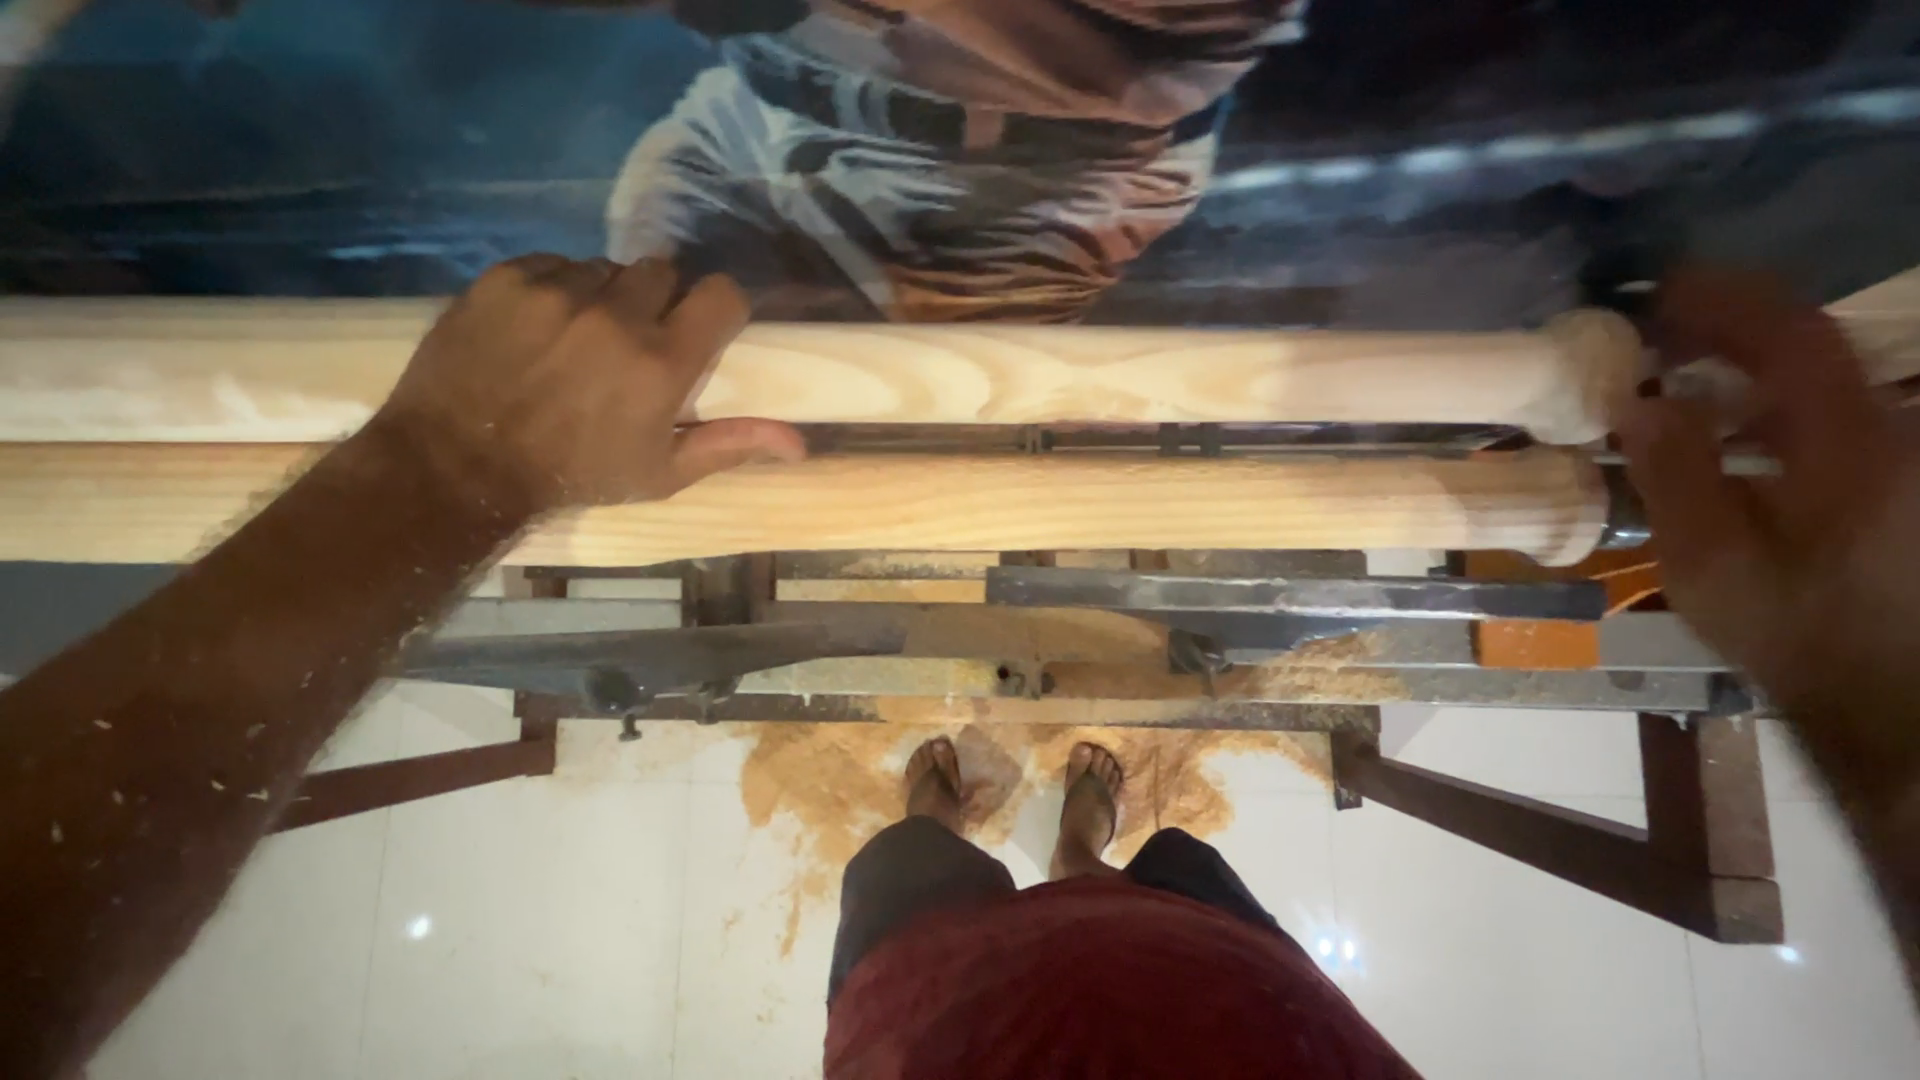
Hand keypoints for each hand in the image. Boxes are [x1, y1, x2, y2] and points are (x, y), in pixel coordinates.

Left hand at [372, 254, 805, 516]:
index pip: (722, 293)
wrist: (460, 465)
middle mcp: (616, 314)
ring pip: (608, 267)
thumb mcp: (662, 473)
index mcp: (662, 362)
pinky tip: (544, 326)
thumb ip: (732, 445)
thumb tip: (800, 444)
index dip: (722, 306)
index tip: (708, 326)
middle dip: (662, 300)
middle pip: (666, 272)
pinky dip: (559, 288)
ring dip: (609, 294)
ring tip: (585, 334)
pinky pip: (555, 264)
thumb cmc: (577, 475)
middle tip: (640, 337)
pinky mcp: (507, 277)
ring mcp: (557, 290)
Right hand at [1616, 268, 1919, 762]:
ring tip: (1674, 368)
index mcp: (1849, 448)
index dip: (1725, 301)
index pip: (1792, 340)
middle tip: (1651, 329)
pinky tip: (1723, 419)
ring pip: (1825, 376)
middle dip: (1728, 326)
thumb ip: (1673, 475)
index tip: (1659, 287)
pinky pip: (1831, 409)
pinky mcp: (1891, 473)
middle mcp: (1892, 432)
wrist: (1886, 693)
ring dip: (1746, 361)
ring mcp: (1899, 451)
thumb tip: (1635, 402)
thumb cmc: (1792, 629)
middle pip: (1813, 347)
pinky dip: (1769, 397)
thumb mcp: (1709, 562)